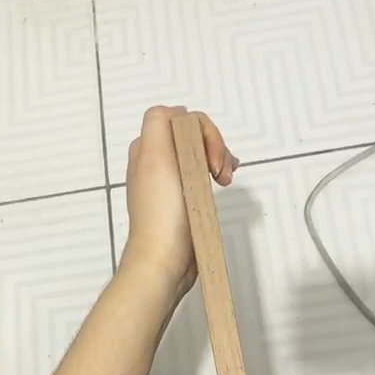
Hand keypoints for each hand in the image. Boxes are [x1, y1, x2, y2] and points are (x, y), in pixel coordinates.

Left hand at [121, 105, 236, 300]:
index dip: (203, 132)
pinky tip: (224, 184)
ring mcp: (171, 182)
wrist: (163, 261)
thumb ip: (160, 123)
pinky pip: (203, 176)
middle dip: (214, 146)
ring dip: (219, 160)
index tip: (210, 158)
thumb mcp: (155, 156)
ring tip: (226, 179)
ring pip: (201, 154)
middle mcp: (157, 162)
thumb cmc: (163, 211)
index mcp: (148, 148)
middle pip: (193, 136)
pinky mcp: (183, 201)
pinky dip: (216, 175)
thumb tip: (180, 114)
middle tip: (221, 173)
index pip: (182, 119)